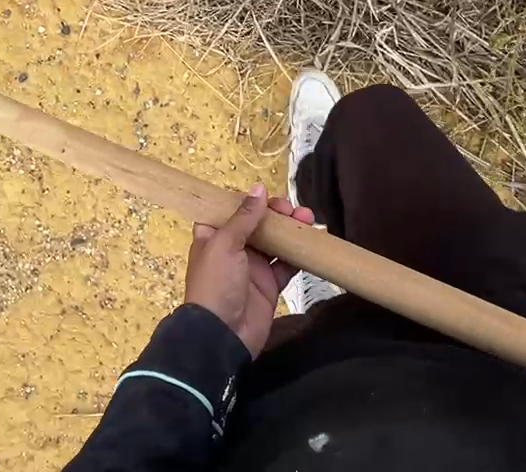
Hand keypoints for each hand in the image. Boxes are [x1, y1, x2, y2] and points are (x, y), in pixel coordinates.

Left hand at [184, 184, 313, 356]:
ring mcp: (252, 267)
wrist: (223, 335)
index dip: (249, 201)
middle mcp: (233, 248)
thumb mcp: (225, 244)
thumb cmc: (216, 283)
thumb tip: (259, 188)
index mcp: (213, 236)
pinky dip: (299, 254)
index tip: (266, 195)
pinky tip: (311, 242)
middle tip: (292, 210)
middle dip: (276, 213)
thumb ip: (244, 217)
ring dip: (290, 229)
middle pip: (257, 223)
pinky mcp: (269, 284)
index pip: (231, 210)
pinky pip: (286, 264)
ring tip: (307, 219)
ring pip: (274, 241)